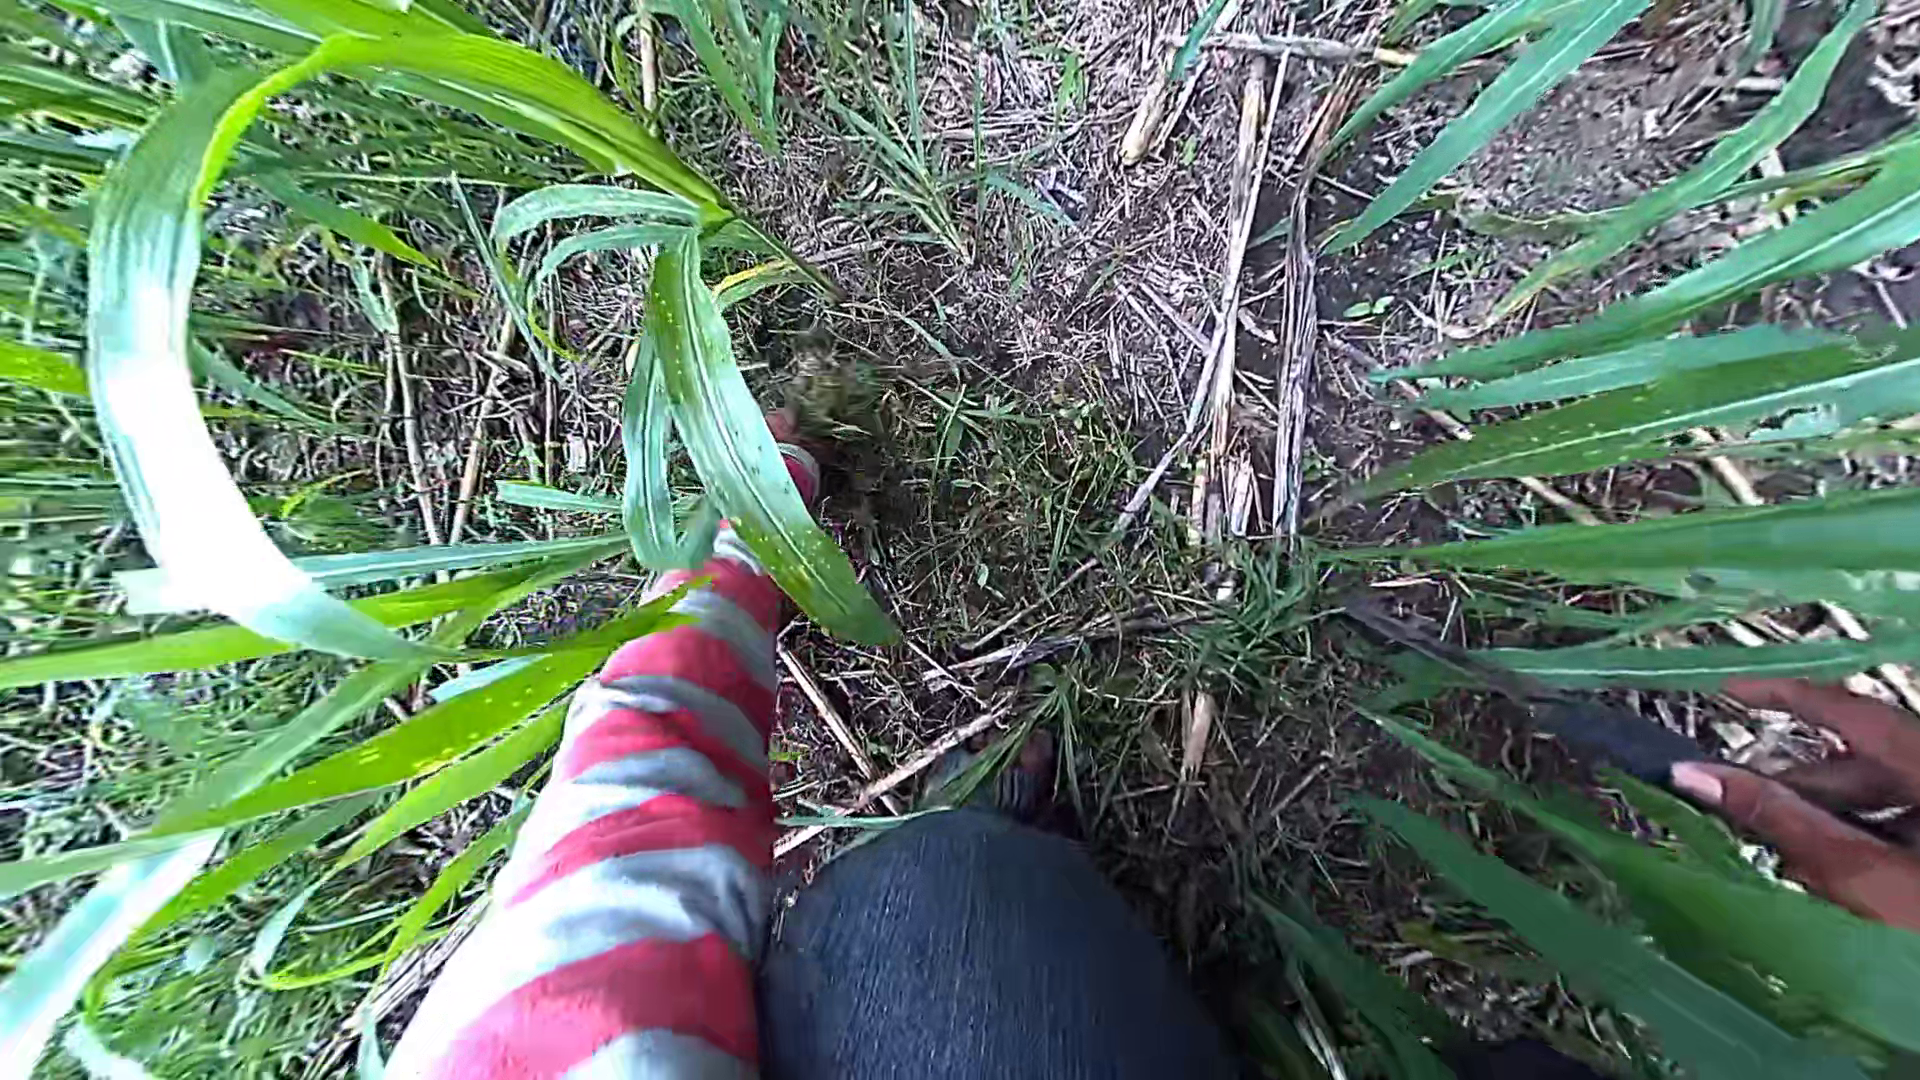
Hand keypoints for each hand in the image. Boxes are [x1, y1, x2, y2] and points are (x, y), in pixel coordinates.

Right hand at [1668, 679, 1919, 929]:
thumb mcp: (1868, 876)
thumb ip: (1776, 816)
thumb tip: (1688, 771)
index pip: (1853, 711)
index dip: (1784, 694)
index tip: (1725, 687)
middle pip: (1876, 761)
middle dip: (1806, 784)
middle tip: (1747, 810)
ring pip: (1904, 797)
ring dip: (1844, 818)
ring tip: (1806, 859)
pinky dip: (1888, 840)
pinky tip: (1863, 876)